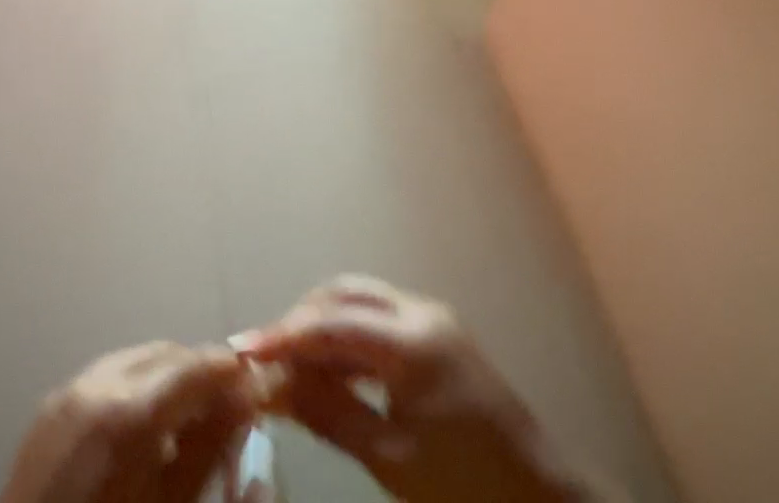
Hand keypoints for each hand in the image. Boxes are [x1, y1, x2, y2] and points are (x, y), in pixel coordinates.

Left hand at [1, 341, 253, 502]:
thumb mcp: (172, 502)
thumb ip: (211, 445)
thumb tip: (245, 399)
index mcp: (129, 410)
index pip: (198, 363)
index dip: (232, 370)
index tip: (256, 385)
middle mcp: (96, 384)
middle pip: (168, 352)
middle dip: (201, 371)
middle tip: (226, 405)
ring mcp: (68, 391)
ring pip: (137, 359)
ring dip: (169, 376)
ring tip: (186, 418)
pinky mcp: (50, 405)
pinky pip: (107, 376)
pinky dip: (136, 386)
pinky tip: (144, 426)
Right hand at [240, 276, 602, 502]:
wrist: (536, 492)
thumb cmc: (461, 480)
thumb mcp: (387, 455)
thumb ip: (327, 412)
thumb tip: (272, 386)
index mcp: (412, 341)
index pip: (331, 323)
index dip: (282, 336)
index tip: (242, 352)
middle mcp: (422, 313)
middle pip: (345, 295)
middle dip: (301, 320)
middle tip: (267, 358)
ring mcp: (433, 320)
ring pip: (362, 302)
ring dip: (322, 326)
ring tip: (290, 366)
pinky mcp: (438, 335)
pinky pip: (380, 320)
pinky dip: (347, 337)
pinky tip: (328, 370)